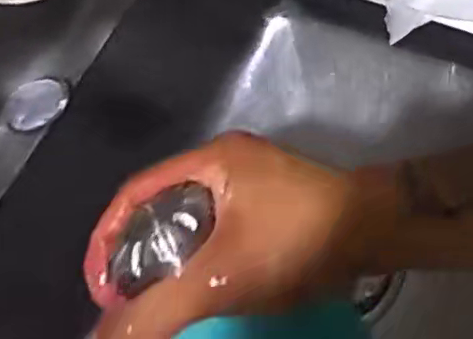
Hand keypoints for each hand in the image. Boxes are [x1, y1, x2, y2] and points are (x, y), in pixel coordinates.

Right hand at [83, 131, 378, 338]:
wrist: (369, 226)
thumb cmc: (295, 238)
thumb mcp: (215, 279)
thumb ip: (149, 314)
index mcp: (216, 159)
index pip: (134, 192)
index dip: (105, 243)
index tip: (104, 292)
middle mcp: (232, 158)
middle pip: (159, 204)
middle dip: (135, 254)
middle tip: (128, 301)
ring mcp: (255, 176)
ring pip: (188, 217)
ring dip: (166, 259)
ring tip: (157, 302)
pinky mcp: (270, 197)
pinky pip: (215, 223)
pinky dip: (197, 254)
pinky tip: (195, 289)